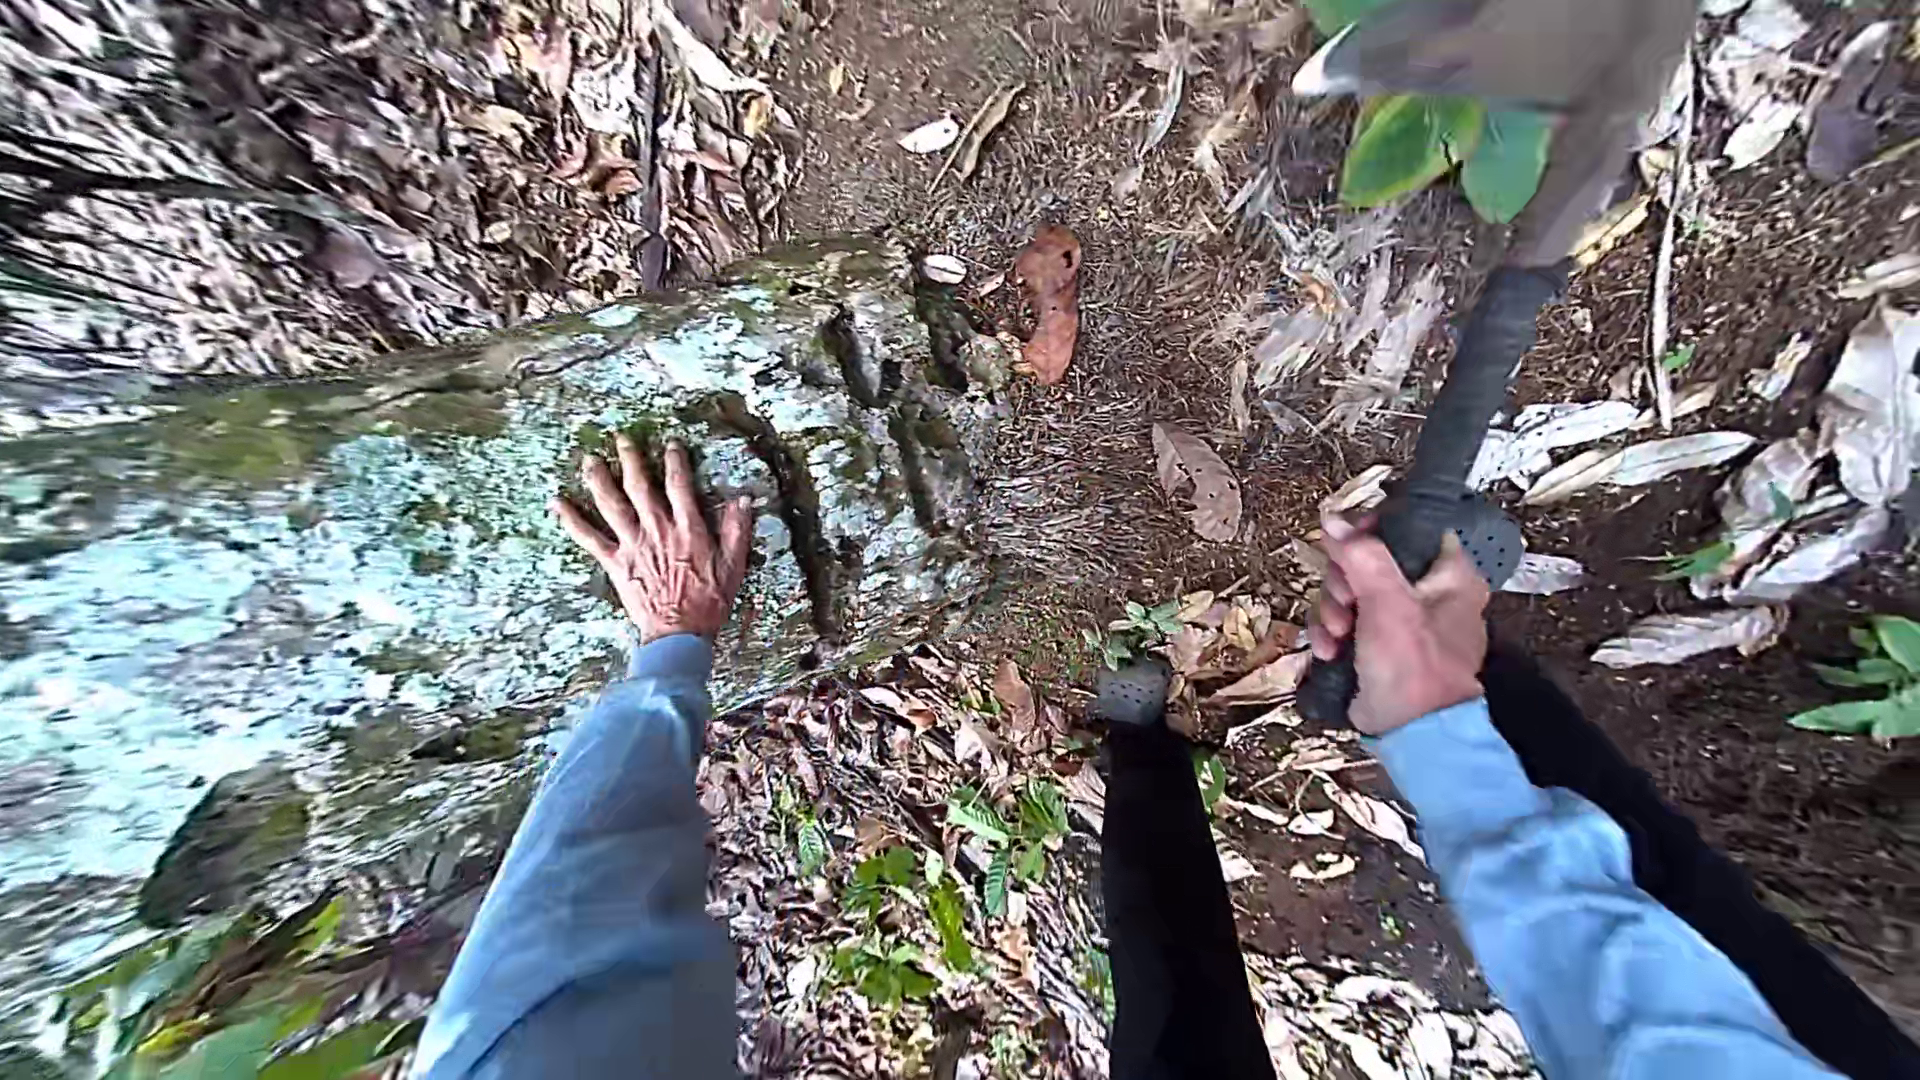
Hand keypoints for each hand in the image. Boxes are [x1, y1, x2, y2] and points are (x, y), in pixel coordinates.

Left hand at [552, 437, 753, 642]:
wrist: (679, 632)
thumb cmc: (709, 600)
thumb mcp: (734, 564)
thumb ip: (737, 530)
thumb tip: (743, 500)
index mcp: (688, 529)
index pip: (679, 485)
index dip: (675, 461)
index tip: (670, 445)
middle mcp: (657, 530)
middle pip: (640, 487)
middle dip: (631, 460)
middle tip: (622, 439)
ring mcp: (633, 545)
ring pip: (611, 505)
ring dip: (599, 479)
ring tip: (590, 459)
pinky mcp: (615, 562)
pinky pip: (589, 537)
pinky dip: (572, 519)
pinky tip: (559, 502)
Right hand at [1306, 515, 1488, 735]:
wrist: (1410, 729)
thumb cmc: (1412, 662)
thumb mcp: (1386, 602)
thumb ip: (1361, 557)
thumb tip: (1332, 519)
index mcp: (1448, 577)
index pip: (1409, 530)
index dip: (1371, 533)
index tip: (1345, 546)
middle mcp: (1425, 593)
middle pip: (1366, 561)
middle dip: (1341, 584)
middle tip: (1344, 603)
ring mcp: (1397, 619)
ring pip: (1347, 591)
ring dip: (1330, 612)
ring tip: (1335, 637)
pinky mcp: (1373, 641)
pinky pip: (1341, 620)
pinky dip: (1329, 634)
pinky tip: (1330, 651)